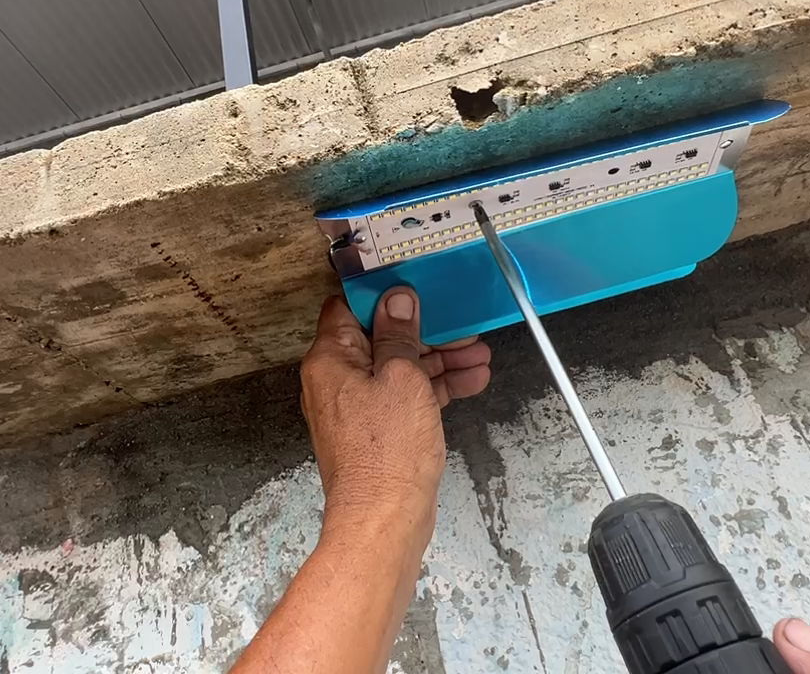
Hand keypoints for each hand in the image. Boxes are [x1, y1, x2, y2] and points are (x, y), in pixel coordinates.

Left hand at [299, 288, 491, 540]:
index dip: (380, 295)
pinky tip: (471, 380)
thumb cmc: (386, 452)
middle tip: (460, 326)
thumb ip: (400, 334)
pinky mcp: (376, 428)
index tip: (412, 289)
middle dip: (424, 331)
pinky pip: (405, 395)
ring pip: (398, 367)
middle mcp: (337, 379)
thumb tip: (397, 300)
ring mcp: (357, 405)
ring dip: (438, 359)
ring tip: (478, 353)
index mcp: (331, 359)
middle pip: (381, 338)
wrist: (384, 521)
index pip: (348, 308)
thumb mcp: (401, 377)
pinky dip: (434, 387)